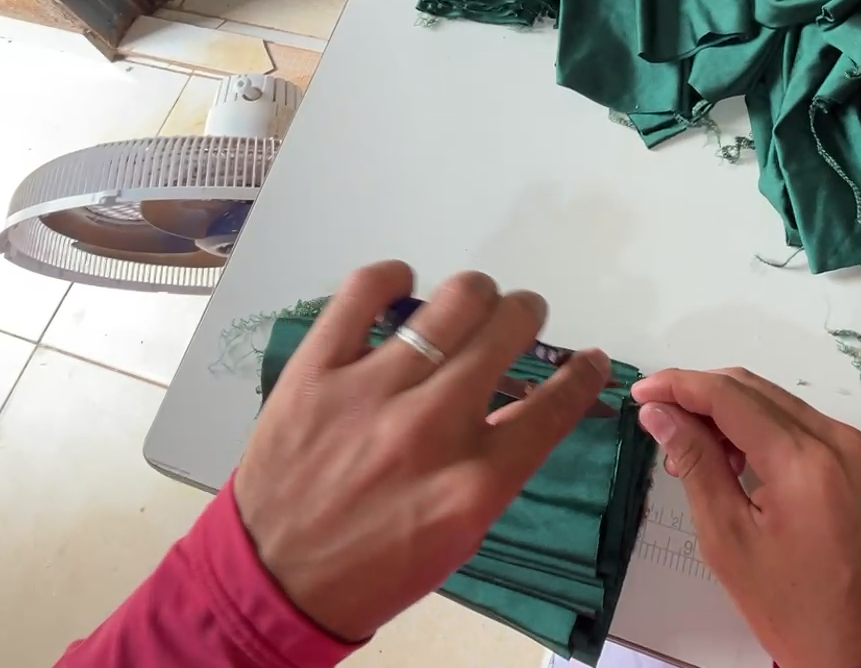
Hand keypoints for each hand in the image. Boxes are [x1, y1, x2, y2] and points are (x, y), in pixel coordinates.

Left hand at [234, 262, 611, 640]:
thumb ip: (501, 462)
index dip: (583, 375)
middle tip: (517, 319)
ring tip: (470, 304)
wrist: (271, 583)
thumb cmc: (377, 565)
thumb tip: (534, 398)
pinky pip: (364, 291)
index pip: (554, 407)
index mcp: (474, 483)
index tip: (589, 359)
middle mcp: (431, 427)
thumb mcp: (460, 532)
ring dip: (476, 294)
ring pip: (453, 301)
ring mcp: (371, 391)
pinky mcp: (318, 369)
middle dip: (526, 314)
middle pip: (507, 329)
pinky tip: (403, 286)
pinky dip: (393, 277)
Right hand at [630, 368, 860, 667]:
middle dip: (696, 394)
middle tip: (657, 420)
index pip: (728, 397)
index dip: (678, 386)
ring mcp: (847, 442)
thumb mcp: (728, 538)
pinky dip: (751, 423)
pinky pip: (789, 417)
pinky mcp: (850, 453)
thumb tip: (658, 412)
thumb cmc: (790, 607)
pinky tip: (726, 454)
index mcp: (803, 463)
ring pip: (768, 397)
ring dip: (722, 408)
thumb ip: (694, 462)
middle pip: (749, 388)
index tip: (640, 393)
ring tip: (687, 448)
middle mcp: (832, 437)